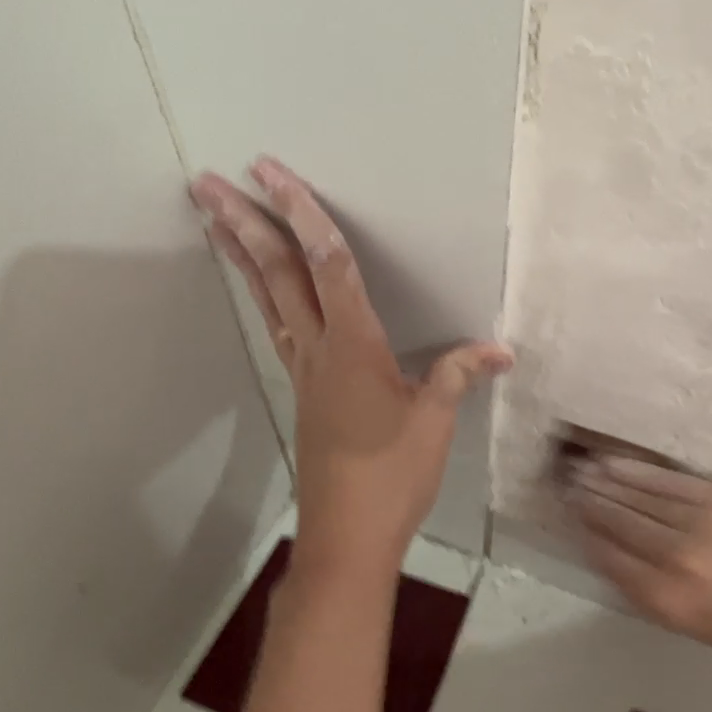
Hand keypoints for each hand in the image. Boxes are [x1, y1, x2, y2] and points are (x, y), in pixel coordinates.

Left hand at [190, 156, 512, 573]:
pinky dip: (262, 295)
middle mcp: (318, 349)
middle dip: (246, 225)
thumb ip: (459, 374)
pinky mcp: (302, 391)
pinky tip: (259, 289)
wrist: (347, 536)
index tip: (271, 176)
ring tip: (212, 219)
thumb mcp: (434, 421)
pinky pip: (277, 327)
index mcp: (354, 345)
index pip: (329, 264)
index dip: (303, 214)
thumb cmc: (393, 476)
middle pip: (277, 275)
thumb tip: (501, 349)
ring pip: (267, 300)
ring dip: (241, 256)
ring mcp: (304, 370)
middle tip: (210, 183)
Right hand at [563, 455, 711, 677]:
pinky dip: (640, 472)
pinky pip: (670, 482)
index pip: (610, 557)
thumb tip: (611, 551)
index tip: (566, 514)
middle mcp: (678, 559)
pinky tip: (620, 464)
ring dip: (608, 482)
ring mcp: (702, 523)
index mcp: (667, 600)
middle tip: (565, 485)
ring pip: (641, 497)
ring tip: (584, 469)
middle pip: (621, 522)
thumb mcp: (690, 626)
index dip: (585, 533)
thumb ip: (648, 589)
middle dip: (590, 502)